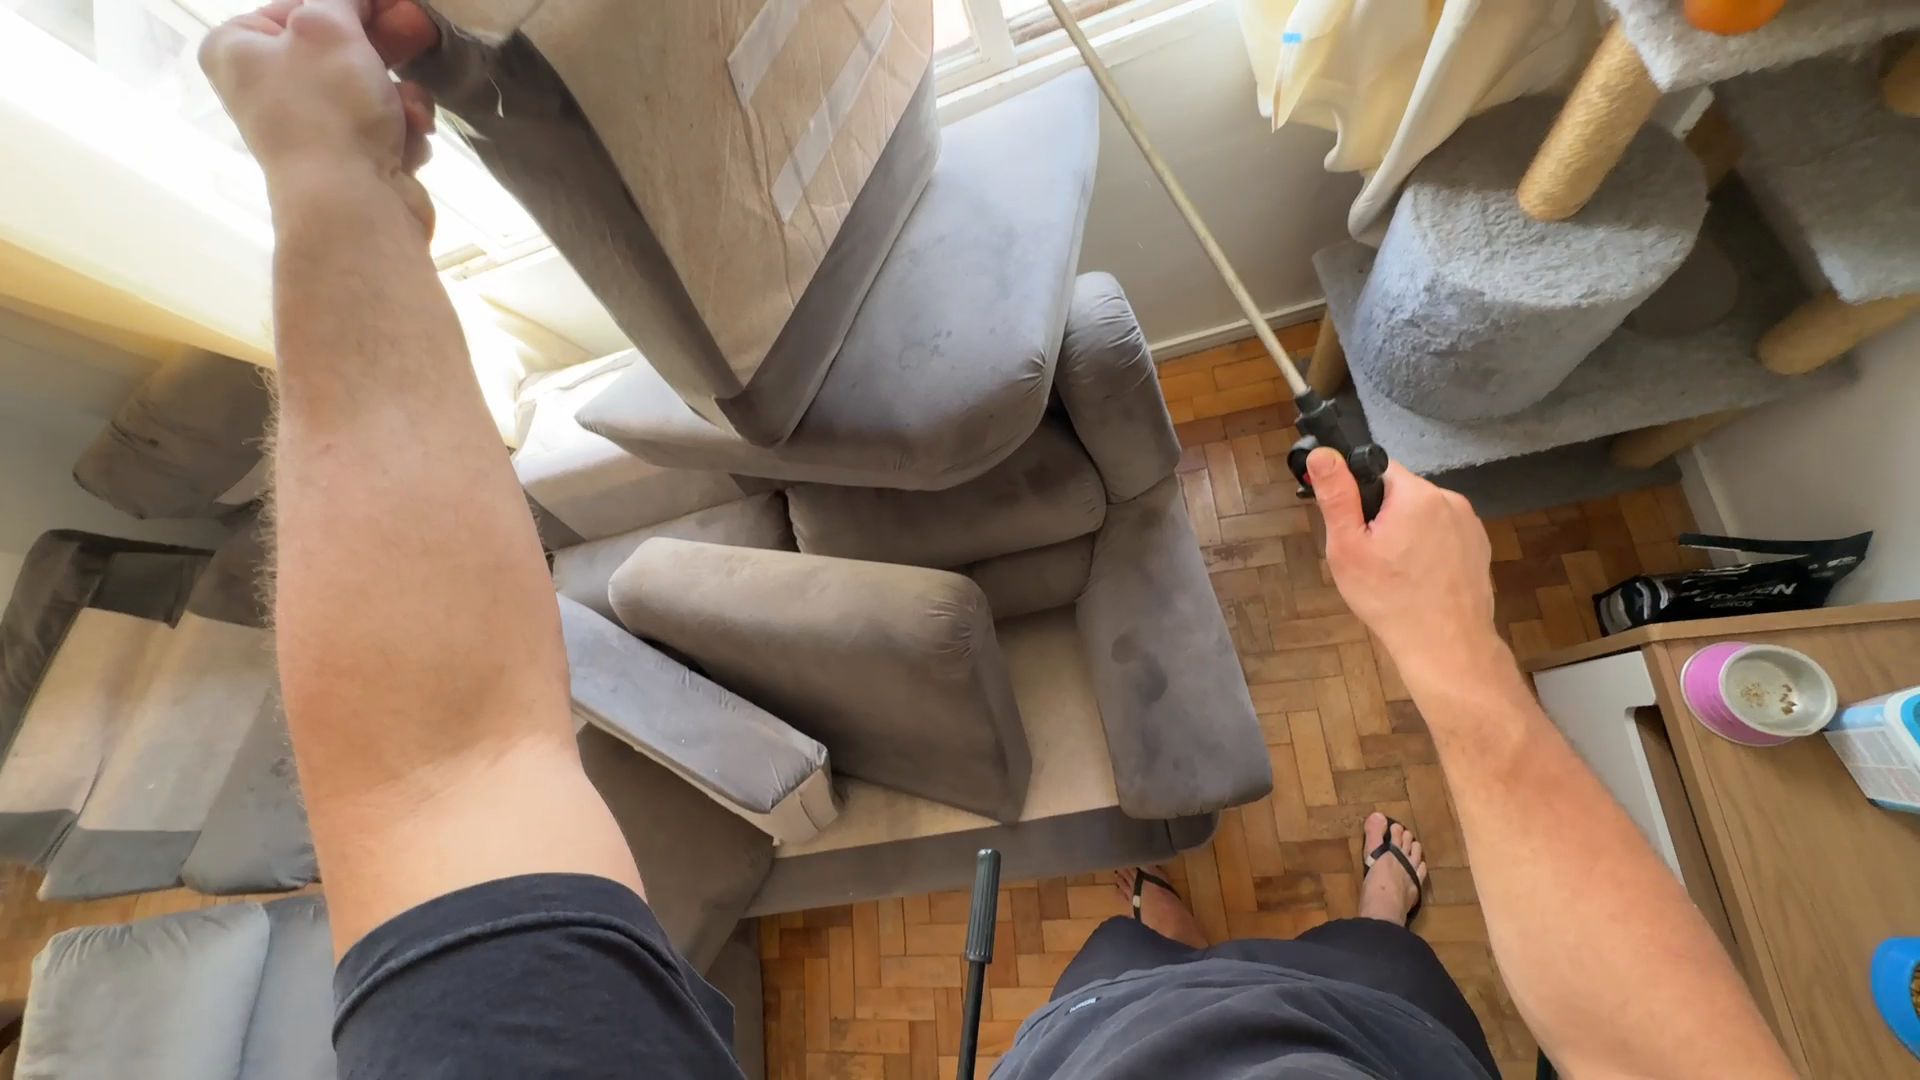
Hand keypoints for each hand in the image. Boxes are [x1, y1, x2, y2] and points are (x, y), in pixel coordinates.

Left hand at [200, 0, 441, 234]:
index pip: (301, 6)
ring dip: (404, 101)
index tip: (399, 4)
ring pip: (375, 95)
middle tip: (424, 31)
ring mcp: (317, 132)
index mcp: (241, 48)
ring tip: (414, 114)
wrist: (356, 206)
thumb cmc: (329, 110)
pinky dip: (406, 135)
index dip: (355, 4)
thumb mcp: (330, 29)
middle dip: (387, 50)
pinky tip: (410, 144)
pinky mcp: (357, 165)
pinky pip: (389, 133)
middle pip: (342, 52)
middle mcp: (271, 89)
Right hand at [1307, 448, 1500, 675]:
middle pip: (1400, 492)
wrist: (1444, 643)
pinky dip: (1425, 547)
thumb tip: (1322, 454)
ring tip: (1391, 569)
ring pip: (1421, 513)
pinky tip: (1416, 576)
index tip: (1348, 521)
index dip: (1356, 491)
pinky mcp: (1479, 545)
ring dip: (1403, 530)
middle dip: (1379, 515)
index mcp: (1415, 494)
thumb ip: (1336, 496)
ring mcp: (1469, 523)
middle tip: (1365, 553)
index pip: (1377, 468)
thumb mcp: (1348, 547)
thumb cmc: (1388, 596)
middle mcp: (1449, 499)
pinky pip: (1442, 532)